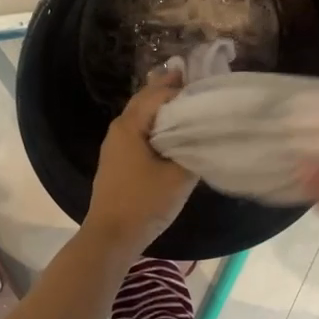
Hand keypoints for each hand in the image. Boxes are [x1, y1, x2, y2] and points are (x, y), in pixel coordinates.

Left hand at [83, 68, 195, 260]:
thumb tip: (207, 134)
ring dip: (162, 108)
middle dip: (169, 90)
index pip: (158, 94)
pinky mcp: (117, 161)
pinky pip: (139, 132)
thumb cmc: (144, 203)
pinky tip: (171, 132)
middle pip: (145, 100)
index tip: (204, 81)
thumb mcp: (178, 177)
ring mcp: (115, 145)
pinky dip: (155, 125)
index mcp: (131, 126)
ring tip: (187, 103)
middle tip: (195, 82)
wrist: (111, 237)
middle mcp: (119, 129)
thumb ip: (195, 150)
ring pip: (141, 117)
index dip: (181, 86)